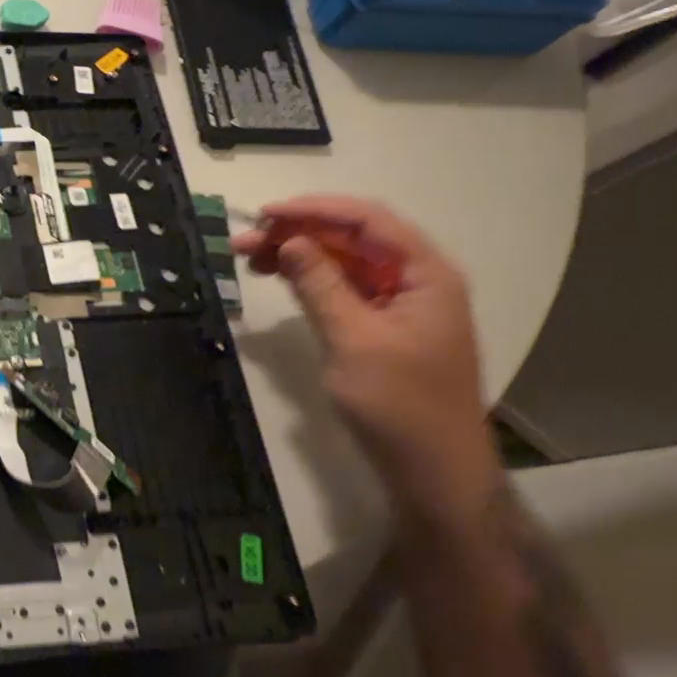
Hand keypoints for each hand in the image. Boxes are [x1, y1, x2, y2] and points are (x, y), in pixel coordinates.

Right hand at [233, 197, 491, 495]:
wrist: (431, 466)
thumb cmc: (399, 403)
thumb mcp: (353, 340)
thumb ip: (321, 286)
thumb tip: (291, 241)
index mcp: (425, 275)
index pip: (369, 221)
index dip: (316, 210)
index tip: (265, 215)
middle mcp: (416, 280)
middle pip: (354, 237)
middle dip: (300, 233)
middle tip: (246, 243)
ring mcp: (400, 304)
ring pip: (345, 262)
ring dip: (300, 255)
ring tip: (252, 261)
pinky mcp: (382, 327)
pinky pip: (344, 288)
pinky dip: (311, 280)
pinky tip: (282, 281)